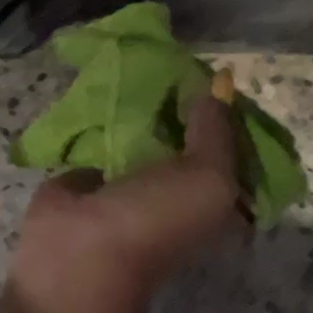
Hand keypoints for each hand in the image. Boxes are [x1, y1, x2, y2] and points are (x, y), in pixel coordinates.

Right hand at [12, 71, 243, 308]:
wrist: (80, 249)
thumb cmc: (156, 219)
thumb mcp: (208, 177)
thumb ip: (215, 132)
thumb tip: (213, 90)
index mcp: (217, 199)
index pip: (231, 147)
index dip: (226, 112)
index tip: (213, 75)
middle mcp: (177, 189)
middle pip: (185, 136)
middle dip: (178, 103)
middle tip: (169, 64)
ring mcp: (131, 180)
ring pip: (142, 133)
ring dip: (137, 105)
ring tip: (134, 64)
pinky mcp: (88, 173)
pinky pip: (100, 135)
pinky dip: (99, 114)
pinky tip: (97, 85)